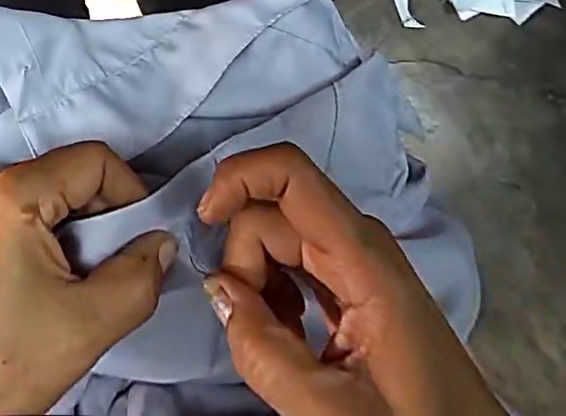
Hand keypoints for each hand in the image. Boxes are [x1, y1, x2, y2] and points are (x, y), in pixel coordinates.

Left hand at [0, 142, 177, 415]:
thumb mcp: (88, 324)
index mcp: (20, 191)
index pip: (100, 161)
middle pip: (87, 175)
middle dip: (115, 217)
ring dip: (98, 233)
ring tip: (95, 280)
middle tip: (120, 265)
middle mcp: (6, 185)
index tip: (141, 241)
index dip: (132, 195)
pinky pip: (56, 215)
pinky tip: (73, 283)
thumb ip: (142, 276)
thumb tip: (164, 244)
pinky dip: (77, 241)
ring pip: (74, 196)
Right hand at [198, 143, 499, 415]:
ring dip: (258, 282)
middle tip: (250, 329)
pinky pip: (296, 267)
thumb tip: (217, 288)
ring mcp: (357, 261)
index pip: (292, 172)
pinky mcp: (354, 284)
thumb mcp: (331, 411)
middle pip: (276, 212)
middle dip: (244, 258)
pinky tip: (291, 339)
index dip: (241, 176)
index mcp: (361, 254)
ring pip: (281, 239)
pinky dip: (275, 295)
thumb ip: (264, 351)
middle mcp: (358, 241)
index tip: (204, 217)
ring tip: (278, 345)